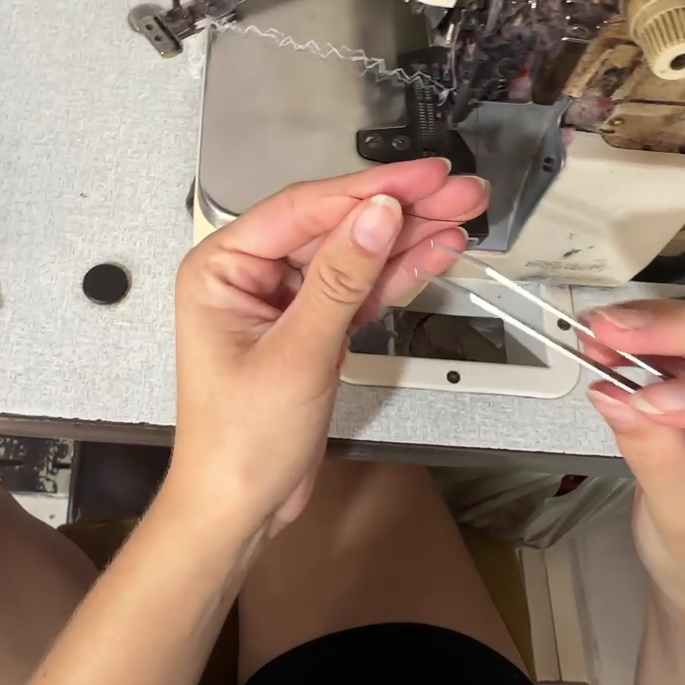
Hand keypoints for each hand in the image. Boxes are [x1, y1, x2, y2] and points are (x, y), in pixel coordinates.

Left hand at [169, 160, 488, 536]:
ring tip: (462, 214)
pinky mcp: (311, 326)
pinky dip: (395, 275)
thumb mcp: (296, 354)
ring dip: (406, 238)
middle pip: (334, 227)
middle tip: (459, 192)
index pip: (304, 209)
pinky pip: (357, 290)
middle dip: (399, 209)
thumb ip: (340, 279)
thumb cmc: (240, 441)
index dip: (369, 190)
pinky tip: (434, 252)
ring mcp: (283, 300)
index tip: (422, 178)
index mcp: (222, 268)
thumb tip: (378, 214)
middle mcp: (250, 275)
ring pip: (352, 255)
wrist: (240, 507)